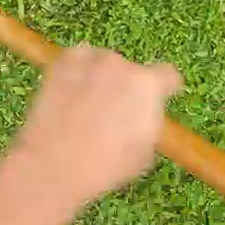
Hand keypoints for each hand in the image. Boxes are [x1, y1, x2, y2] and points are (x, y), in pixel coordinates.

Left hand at [1, 45, 181, 208]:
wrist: (57, 162)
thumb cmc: (107, 165)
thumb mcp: (145, 149)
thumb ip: (149, 121)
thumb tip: (143, 114)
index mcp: (149, 86)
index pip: (167, 75)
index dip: (163, 88)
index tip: (157, 98)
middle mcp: (121, 65)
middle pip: (131, 71)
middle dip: (126, 87)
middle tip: (112, 111)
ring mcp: (90, 59)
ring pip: (102, 64)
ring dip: (100, 77)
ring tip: (86, 106)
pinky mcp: (63, 61)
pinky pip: (77, 60)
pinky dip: (76, 72)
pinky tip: (70, 94)